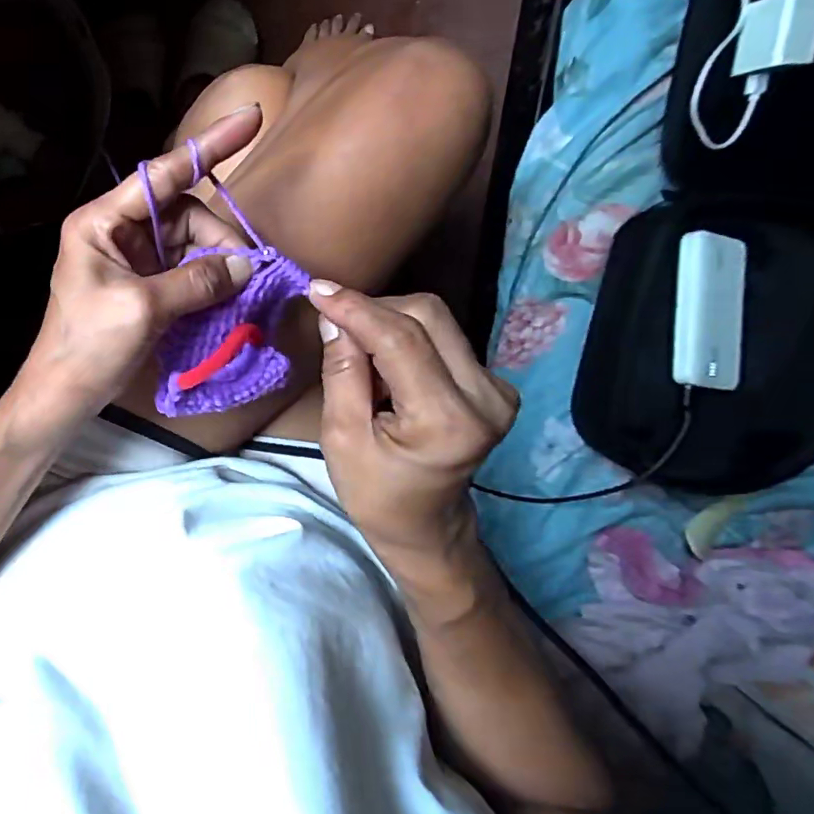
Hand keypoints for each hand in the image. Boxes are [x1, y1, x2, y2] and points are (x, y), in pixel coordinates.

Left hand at [9, 105, 263, 437]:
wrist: (63, 393)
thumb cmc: (87, 346)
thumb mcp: (143, 309)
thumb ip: (197, 281)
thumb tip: (246, 265)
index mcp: (101, 222)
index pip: (160, 175)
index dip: (207, 147)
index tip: (252, 118)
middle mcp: (115, 231)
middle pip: (183, 212)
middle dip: (217, 236)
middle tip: (245, 271)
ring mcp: (130, 259)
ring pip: (188, 242)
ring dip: (216, 261)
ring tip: (236, 290)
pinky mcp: (142, 284)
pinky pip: (184, 269)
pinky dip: (207, 279)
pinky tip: (225, 295)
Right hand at [307, 285, 518, 569]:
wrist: (424, 524)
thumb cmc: (373, 491)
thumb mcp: (340, 437)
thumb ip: (342, 374)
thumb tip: (333, 318)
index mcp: (447, 419)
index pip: (401, 340)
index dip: (356, 308)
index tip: (316, 289)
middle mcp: (485, 396)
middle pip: (427, 315)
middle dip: (372, 309)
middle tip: (332, 323)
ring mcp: (496, 388)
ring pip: (435, 320)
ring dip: (386, 322)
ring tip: (357, 353)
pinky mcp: (492, 383)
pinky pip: (441, 336)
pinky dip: (402, 336)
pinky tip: (383, 365)